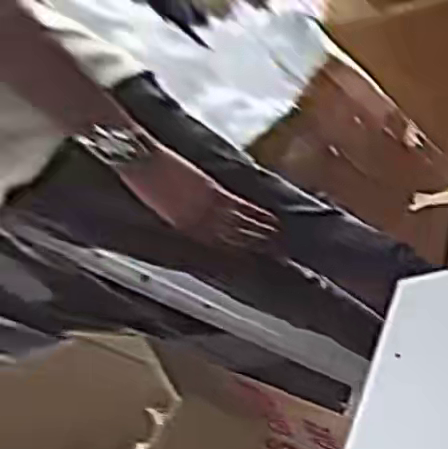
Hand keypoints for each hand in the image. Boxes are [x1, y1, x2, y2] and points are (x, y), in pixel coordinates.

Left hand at [117, 145, 276, 248]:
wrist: (133, 157)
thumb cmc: (139, 180)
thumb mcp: (162, 208)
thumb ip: (187, 222)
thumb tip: (206, 232)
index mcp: (189, 227)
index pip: (225, 247)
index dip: (246, 255)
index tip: (261, 262)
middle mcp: (204, 221)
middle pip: (243, 239)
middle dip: (263, 247)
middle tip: (281, 255)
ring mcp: (212, 207)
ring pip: (249, 225)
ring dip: (269, 234)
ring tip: (283, 240)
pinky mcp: (217, 192)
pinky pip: (245, 208)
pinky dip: (262, 215)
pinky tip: (273, 220)